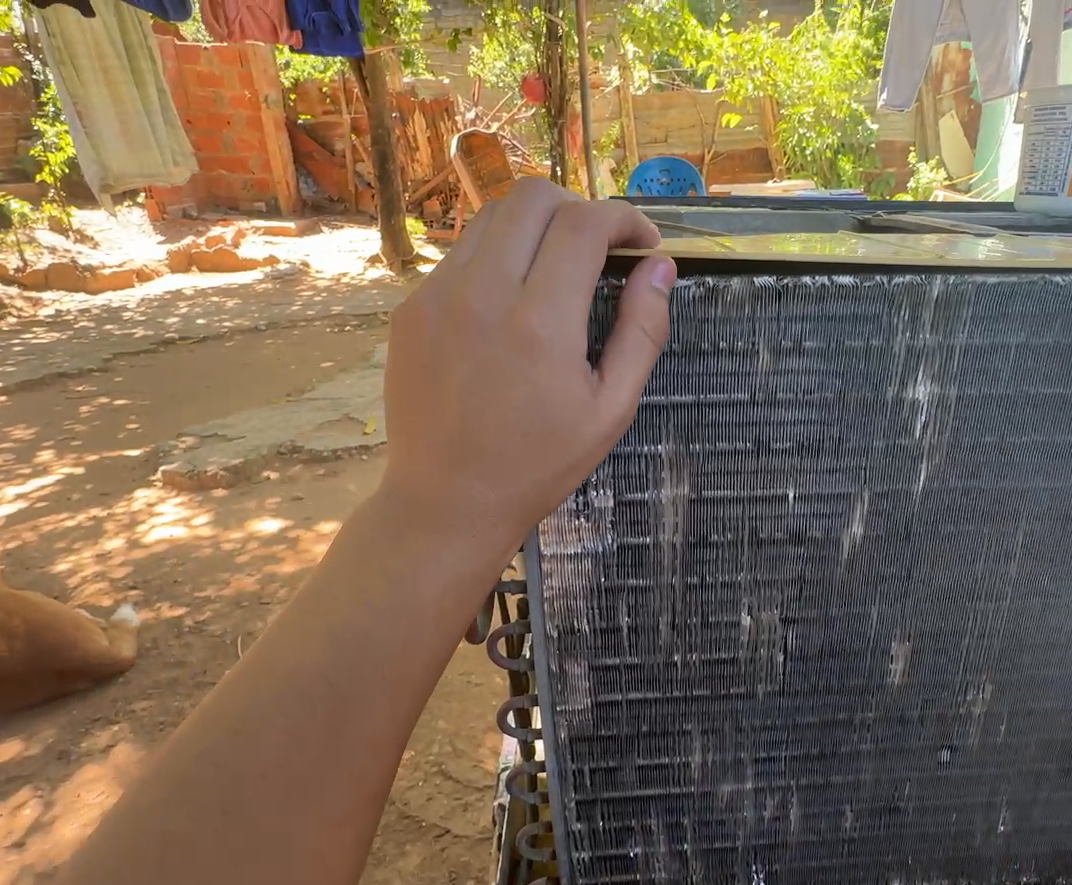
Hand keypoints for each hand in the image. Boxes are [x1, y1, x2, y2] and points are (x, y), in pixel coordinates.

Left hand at [380, 178, 675, 547]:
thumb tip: (660, 267)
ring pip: (491, 217)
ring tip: (555, 273)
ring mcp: (437, 296)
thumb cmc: (539, 465)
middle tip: (599, 250)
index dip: (624, 218)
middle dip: (579, 209)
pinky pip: (460, 255)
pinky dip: (497, 259)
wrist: (448, 500)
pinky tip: (510, 306)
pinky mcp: (411, 309)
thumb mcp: (610, 411)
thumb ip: (641, 333)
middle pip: (533, 197)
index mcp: (541, 323)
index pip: (585, 223)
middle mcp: (484, 293)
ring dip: (535, 229)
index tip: (642, 242)